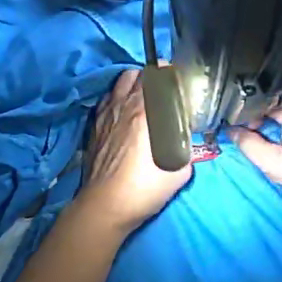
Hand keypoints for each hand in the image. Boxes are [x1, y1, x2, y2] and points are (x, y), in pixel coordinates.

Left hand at [71, 69, 192, 234]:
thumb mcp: (179, 172)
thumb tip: (187, 141)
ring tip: (144, 97)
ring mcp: (104, 116)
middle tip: (164, 89)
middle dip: (152, 76)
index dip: (170, 74)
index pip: (157, 77)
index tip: (180, 82)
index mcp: (144, 113)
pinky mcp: (94, 128)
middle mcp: (122, 107)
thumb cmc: (143, 190)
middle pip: (136, 74)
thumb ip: (186, 151)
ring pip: (118, 84)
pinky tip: (123, 112)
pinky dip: (117, 99)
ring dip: (133, 84)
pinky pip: (106, 101)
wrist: (104, 207)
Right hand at [234, 91, 281, 208]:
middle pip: (277, 95)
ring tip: (278, 132)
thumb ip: (250, 146)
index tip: (245, 132)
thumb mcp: (279, 167)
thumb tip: (231, 130)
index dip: (247, 115)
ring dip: (281, 111)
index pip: (259, 99)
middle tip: (260, 134)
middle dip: (264, 112)